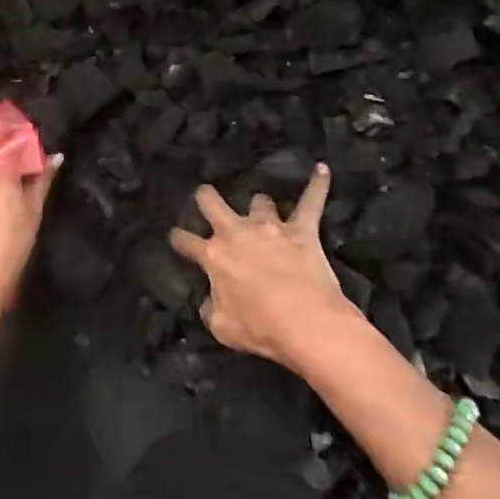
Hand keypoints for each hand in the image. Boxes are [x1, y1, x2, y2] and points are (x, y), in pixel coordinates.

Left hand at [0, 154, 61, 309]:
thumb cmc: (16, 237)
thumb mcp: (35, 207)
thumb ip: (44, 179)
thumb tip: (57, 156)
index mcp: (1, 172)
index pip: (15, 150)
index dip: (28, 148)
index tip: (41, 152)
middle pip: (1, 159)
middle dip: (16, 159)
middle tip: (34, 166)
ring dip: (5, 172)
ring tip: (21, 180)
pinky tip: (4, 195)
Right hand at [168, 163, 353, 369]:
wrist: (310, 326)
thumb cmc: (262, 328)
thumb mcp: (222, 327)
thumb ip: (210, 307)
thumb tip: (209, 300)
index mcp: (212, 254)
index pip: (184, 240)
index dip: (178, 240)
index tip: (177, 240)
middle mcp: (235, 232)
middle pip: (210, 201)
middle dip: (206, 198)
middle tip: (207, 201)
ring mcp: (269, 228)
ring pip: (259, 201)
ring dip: (259, 207)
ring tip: (263, 212)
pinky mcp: (302, 231)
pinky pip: (311, 202)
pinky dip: (317, 185)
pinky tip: (322, 170)